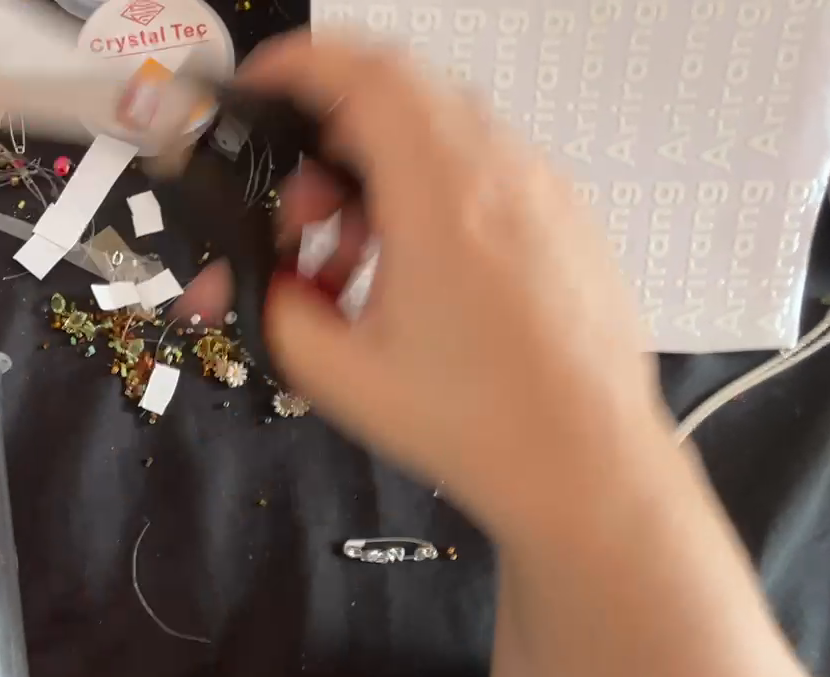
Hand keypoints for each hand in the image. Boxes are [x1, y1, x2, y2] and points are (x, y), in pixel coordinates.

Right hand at [182, 33, 673, 543]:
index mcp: (444, 202)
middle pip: (398, 102)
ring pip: (436, 136)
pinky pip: (474, 169)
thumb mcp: (331, 372)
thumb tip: (246, 274)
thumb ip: (272, 307)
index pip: (371, 80)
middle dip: (322, 149)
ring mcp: (543, 188)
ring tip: (342, 265)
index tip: (251, 83)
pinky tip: (397, 271)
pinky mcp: (560, 215)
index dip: (301, 63)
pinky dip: (414, 195)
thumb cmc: (458, 419)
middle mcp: (504, 173)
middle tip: (292, 229)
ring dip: (366, 179)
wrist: (582, 460)